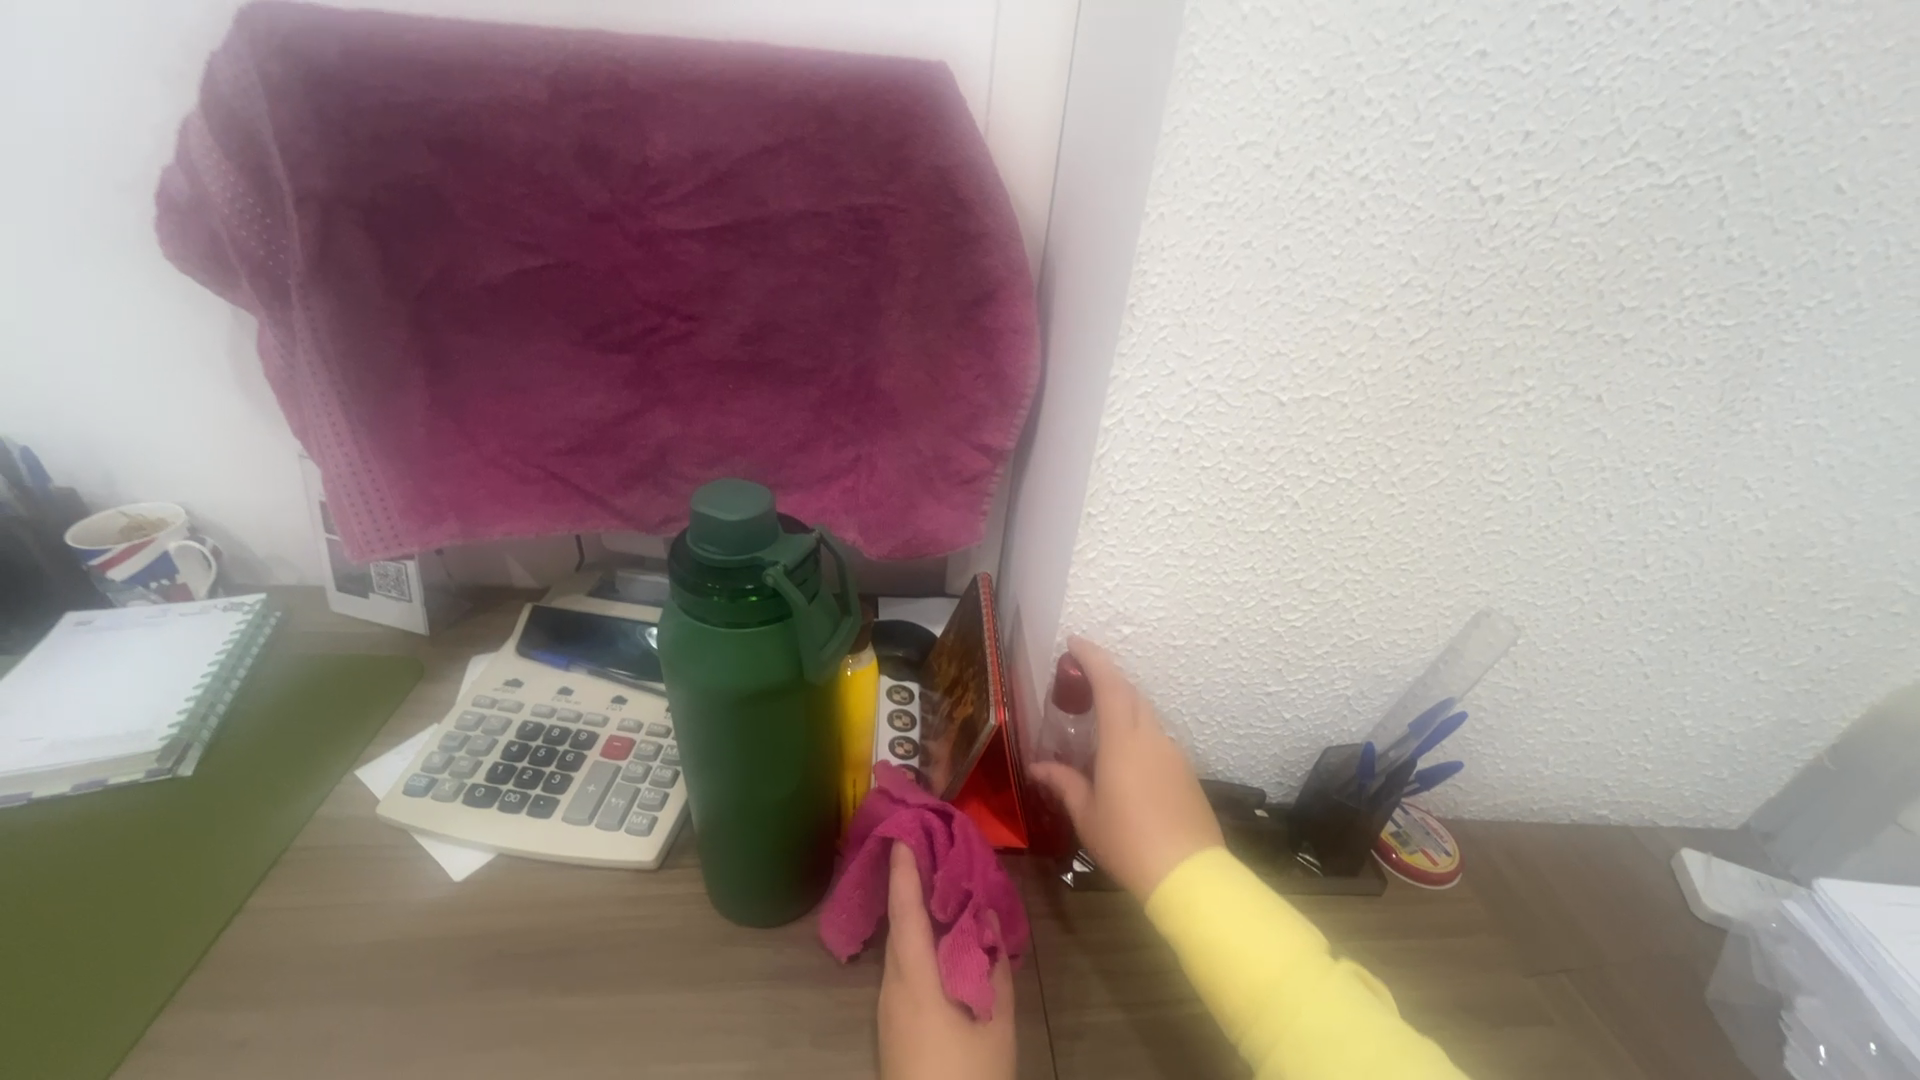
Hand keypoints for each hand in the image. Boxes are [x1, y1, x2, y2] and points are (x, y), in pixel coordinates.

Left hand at [877, 843, 1014, 1079]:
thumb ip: (992, 969)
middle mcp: (892, 987)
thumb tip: (985, 921)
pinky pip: (901, 966)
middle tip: (931, 847)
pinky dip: (915, 939)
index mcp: (915, 982)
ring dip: (912, 911)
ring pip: (898, 946)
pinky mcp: (891, 1022)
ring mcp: (887, 1007)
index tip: (904, 833)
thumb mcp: (995, 1026)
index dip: (903, 873)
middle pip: (898, 924)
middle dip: (908, 883)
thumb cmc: (968, 1077)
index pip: (905, 913)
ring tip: (937, 882)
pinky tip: (937, 936)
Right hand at [1030, 637, 1223, 901]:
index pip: (1109, 683)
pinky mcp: (1185, 771)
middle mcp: (1151, 736)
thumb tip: (1037, 766)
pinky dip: (1135, 730)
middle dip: (1105, 676)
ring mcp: (1172, 752)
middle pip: (1130, 692)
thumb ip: (1063, 782)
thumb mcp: (1086, 814)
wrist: (1187, 874)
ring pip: (1145, 714)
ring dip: (1122, 704)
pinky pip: (1156, 737)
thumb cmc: (1128, 841)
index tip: (1074, 643)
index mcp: (1122, 740)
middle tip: (1079, 677)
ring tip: (1096, 717)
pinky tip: (1122, 754)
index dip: (1092, 658)